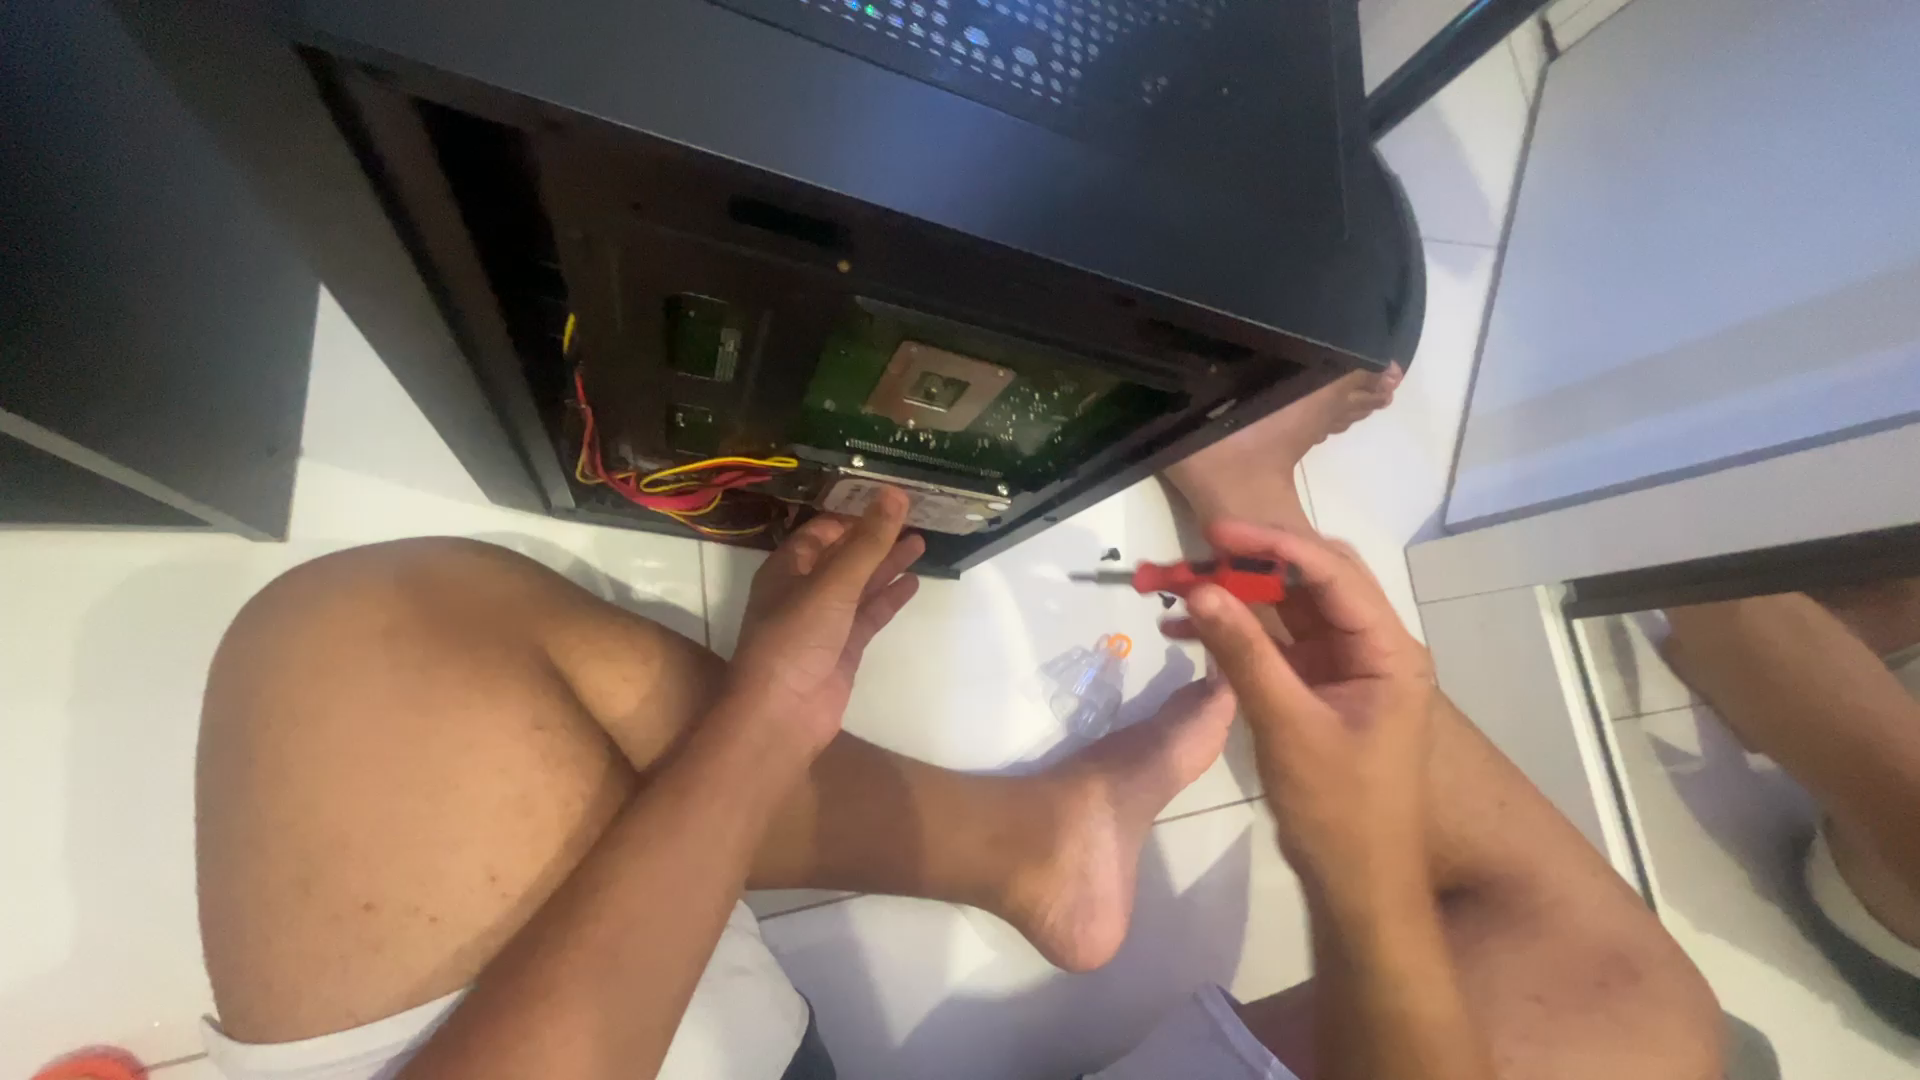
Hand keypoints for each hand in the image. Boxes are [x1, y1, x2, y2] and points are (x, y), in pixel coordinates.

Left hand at [725, 487, 924, 759]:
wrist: (781, 715)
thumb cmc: (795, 639)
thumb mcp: (832, 584)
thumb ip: (867, 542)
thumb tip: (895, 494)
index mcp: (788, 568)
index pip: (823, 530)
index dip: (854, 514)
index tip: (889, 502)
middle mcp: (804, 590)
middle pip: (845, 555)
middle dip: (876, 537)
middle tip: (914, 517)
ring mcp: (825, 621)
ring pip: (861, 584)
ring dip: (887, 564)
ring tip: (920, 543)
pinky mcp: (843, 647)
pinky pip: (869, 614)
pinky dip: (889, 598)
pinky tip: (913, 582)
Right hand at [1168, 521, 1434, 901]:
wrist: (1354, 882)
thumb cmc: (1338, 808)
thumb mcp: (1286, 724)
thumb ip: (1243, 652)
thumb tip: (1198, 591)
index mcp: (1387, 651)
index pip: (1332, 573)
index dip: (1274, 545)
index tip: (1216, 533)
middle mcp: (1369, 648)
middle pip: (1310, 581)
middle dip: (1251, 564)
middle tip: (1194, 555)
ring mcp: (1340, 666)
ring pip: (1285, 608)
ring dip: (1234, 595)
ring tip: (1177, 587)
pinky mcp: (1313, 685)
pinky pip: (1270, 641)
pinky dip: (1231, 632)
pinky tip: (1185, 632)